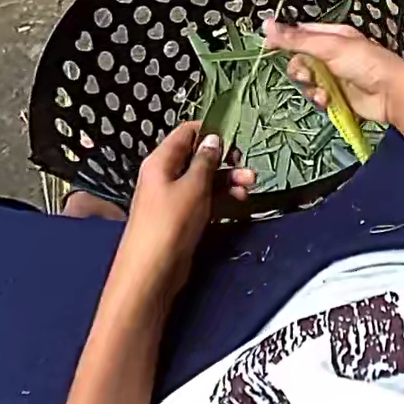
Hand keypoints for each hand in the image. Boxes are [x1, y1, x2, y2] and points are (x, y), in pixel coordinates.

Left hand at [111, 122, 255, 303]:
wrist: (152, 271)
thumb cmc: (170, 223)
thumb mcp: (193, 187)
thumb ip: (205, 161)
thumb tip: (213, 138)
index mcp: (161, 161)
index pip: (186, 133)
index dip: (210, 132)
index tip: (235, 137)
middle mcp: (167, 176)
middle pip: (199, 158)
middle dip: (226, 161)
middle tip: (247, 168)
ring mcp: (175, 198)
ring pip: (206, 181)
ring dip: (228, 181)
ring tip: (250, 187)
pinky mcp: (184, 217)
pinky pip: (206, 200)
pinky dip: (222, 199)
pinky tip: (240, 202)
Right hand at [262, 20, 403, 126]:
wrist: (391, 93)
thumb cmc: (368, 64)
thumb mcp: (328, 46)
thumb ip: (296, 39)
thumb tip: (268, 25)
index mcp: (332, 36)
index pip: (301, 34)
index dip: (284, 40)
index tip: (269, 47)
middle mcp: (332, 55)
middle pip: (300, 60)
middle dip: (299, 69)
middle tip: (306, 74)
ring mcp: (335, 76)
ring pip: (307, 81)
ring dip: (310, 87)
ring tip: (322, 91)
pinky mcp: (337, 95)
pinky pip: (317, 96)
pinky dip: (319, 99)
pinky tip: (328, 100)